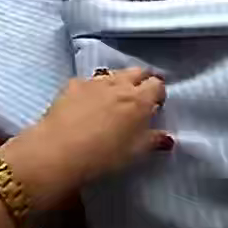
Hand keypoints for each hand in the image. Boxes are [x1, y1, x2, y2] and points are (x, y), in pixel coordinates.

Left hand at [0, 68, 169, 208]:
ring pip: (112, 73)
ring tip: (114, 98)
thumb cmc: (104, 155)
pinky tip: (88, 101)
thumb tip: (166, 137)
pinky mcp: (72, 85)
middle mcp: (118, 84)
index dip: (158, 93)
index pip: (156, 85)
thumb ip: (153, 140)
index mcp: (138, 99)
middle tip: (139, 97)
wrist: (60, 149)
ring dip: (118, 81)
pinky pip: (89, 81)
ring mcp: (93, 82)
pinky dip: (94, 87)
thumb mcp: (135, 152)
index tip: (156, 105)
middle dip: (141, 80)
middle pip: (136, 72)